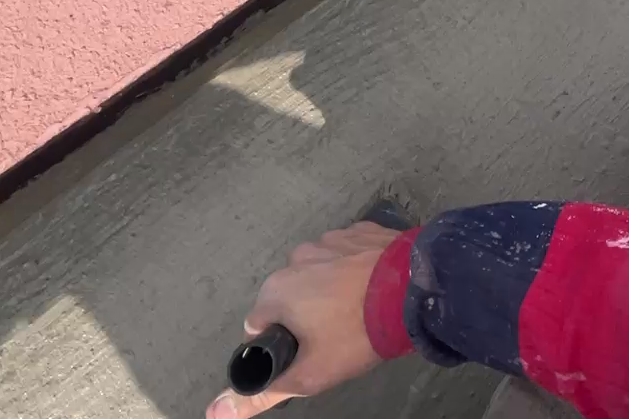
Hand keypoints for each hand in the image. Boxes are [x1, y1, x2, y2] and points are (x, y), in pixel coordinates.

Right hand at [206, 222, 400, 418]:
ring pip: (321, 270)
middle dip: (306, 313)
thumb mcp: (308, 374)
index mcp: (277, 287)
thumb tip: (214, 412)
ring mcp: (333, 236)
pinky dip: (355, 266)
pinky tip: (373, 283)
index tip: (307, 350)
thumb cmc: (357, 332)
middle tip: (335, 331)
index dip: (281, 343)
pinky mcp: (364, 228)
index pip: (260, 324)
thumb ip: (260, 394)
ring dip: (331, 287)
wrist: (415, 288)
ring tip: (358, 307)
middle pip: (292, 294)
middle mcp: (299, 255)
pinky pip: (350, 252)